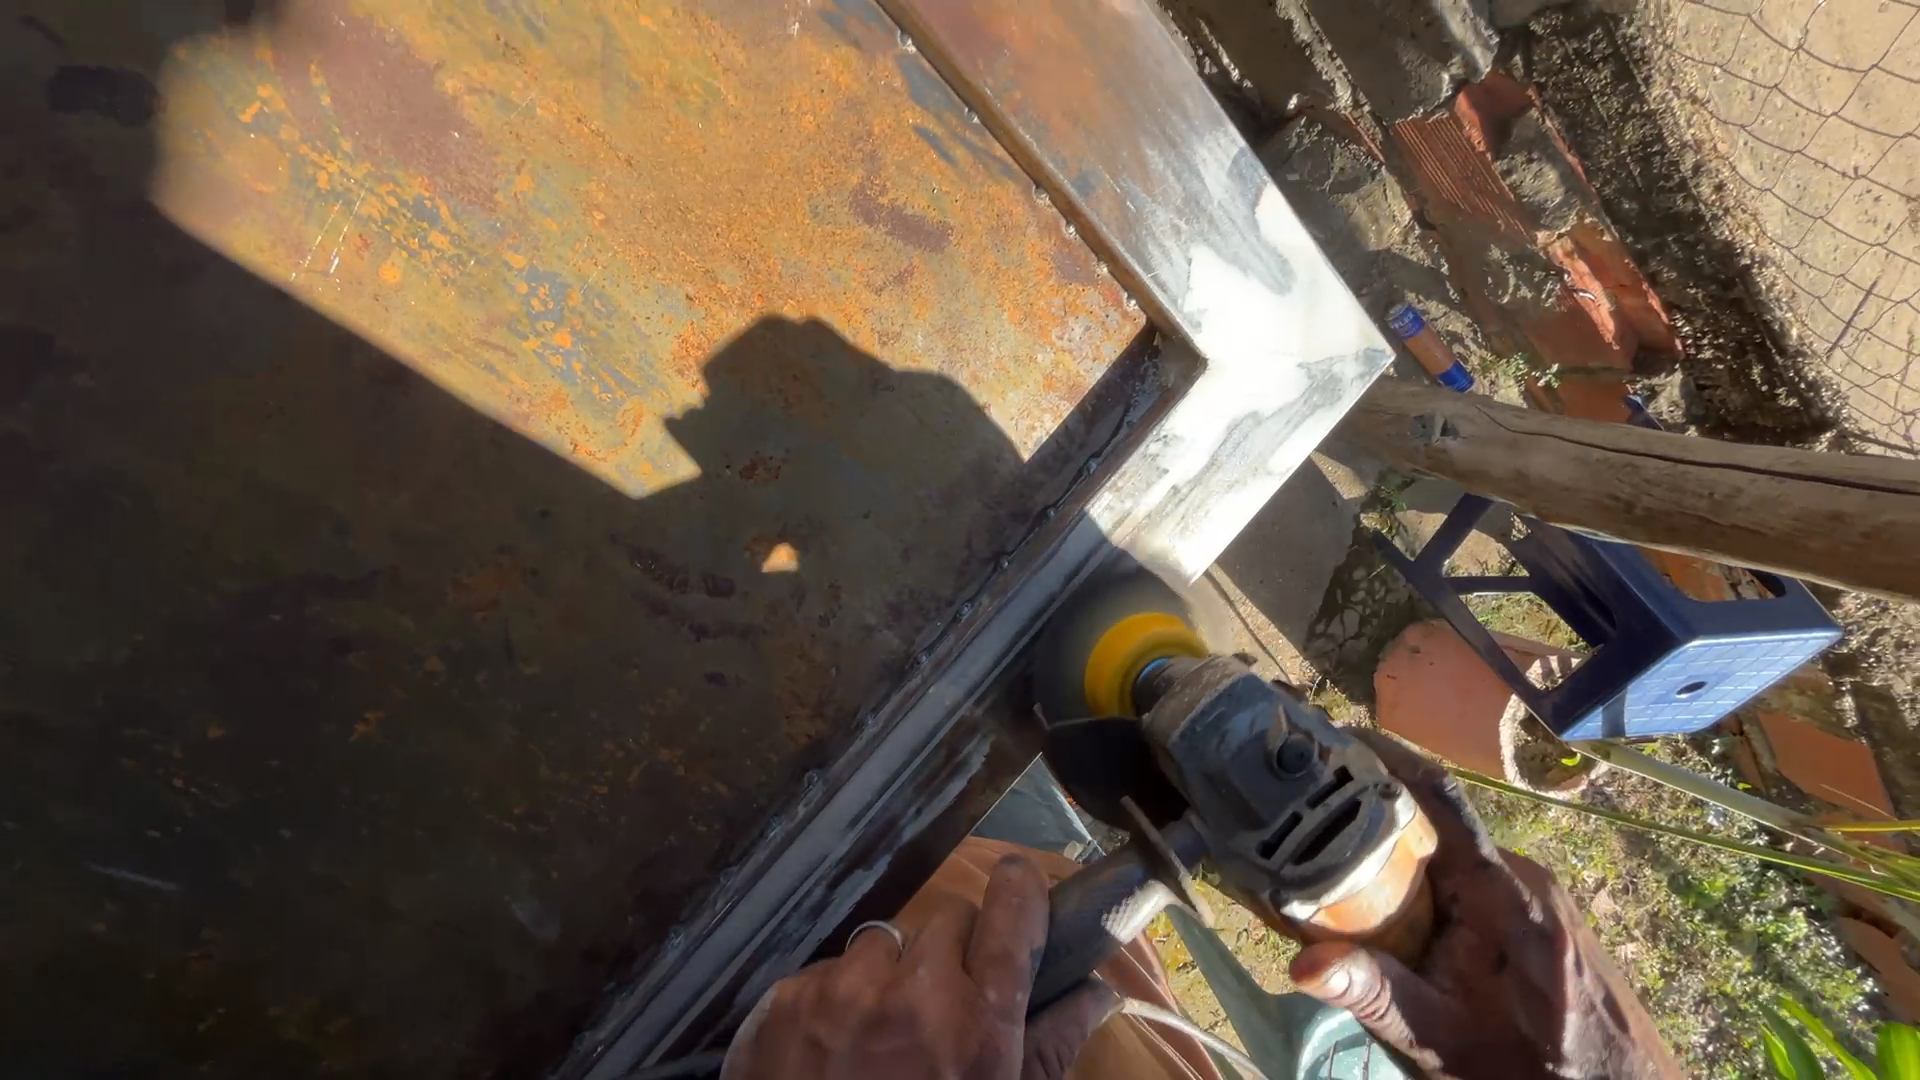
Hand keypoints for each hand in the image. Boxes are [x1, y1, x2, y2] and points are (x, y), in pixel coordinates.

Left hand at [721, 853, 1117, 1079]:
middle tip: (941, 1005)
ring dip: (889, 974)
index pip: (1011, 911)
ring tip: (879, 1036)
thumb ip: (1049, 1047)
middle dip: (950, 950)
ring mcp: (843, 991)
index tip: (1018, 889)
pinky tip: (832, 1049)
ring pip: (885, 939)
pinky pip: (829, 970)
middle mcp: (913, 994)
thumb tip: (1096, 990)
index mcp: (976, 1028)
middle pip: (947, 918)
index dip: (1019, 891)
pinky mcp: (788, 999)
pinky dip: (835, 999)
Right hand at [1289, 730, 1681, 1079]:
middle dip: (1364, 804)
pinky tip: (1376, 890)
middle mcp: (1522, 874)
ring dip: (1386, 838)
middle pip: (1431, 820)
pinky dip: (1413, 866)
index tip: (1331, 735)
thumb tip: (1299, 965)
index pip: (1441, 797)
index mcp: (1508, 895)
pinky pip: (1460, 867)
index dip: (1386, 756)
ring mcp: (1531, 889)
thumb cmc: (1536, 1074)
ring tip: (1321, 840)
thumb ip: (1377, 996)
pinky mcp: (1532, 907)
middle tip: (1298, 803)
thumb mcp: (1447, 1045)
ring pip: (1443, 845)